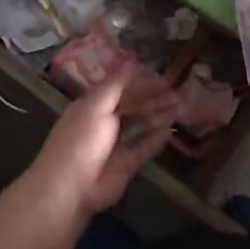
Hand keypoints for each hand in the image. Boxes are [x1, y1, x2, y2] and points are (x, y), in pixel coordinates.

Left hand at [22, 64, 177, 216]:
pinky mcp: (127, 164)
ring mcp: (116, 144)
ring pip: (141, 125)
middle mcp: (104, 123)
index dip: (139, 81)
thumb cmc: (79, 141)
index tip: (161, 75)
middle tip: (176, 90)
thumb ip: (116, 85)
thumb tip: (132, 60)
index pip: (119, 89)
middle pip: (132, 106)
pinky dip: (156, 138)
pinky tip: (171, 129)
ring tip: (179, 105)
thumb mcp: (95, 106)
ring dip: (158, 114)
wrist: (70, 188)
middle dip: (152, 97)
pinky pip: (144, 148)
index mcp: (92, 106)